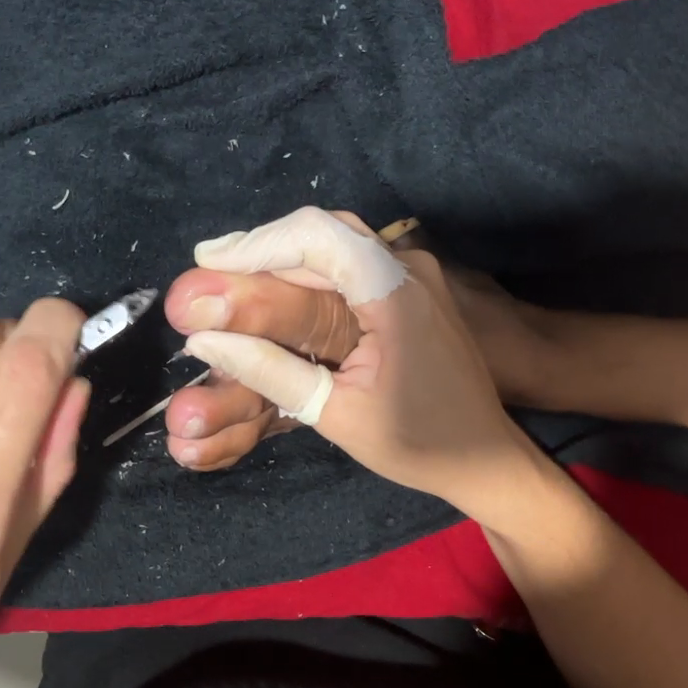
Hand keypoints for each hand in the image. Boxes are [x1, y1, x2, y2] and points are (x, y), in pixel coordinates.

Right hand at [182, 207, 537, 511]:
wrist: (486, 456)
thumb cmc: (419, 443)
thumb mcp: (337, 414)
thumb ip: (271, 371)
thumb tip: (202, 340)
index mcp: (396, 293)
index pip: (317, 237)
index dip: (257, 244)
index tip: (206, 263)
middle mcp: (409, 267)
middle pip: (324, 232)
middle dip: (263, 248)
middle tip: (209, 272)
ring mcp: (414, 273)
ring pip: (336, 242)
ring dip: (283, 256)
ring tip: (230, 277)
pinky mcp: (411, 286)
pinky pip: (351, 262)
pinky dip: (308, 270)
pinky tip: (275, 289)